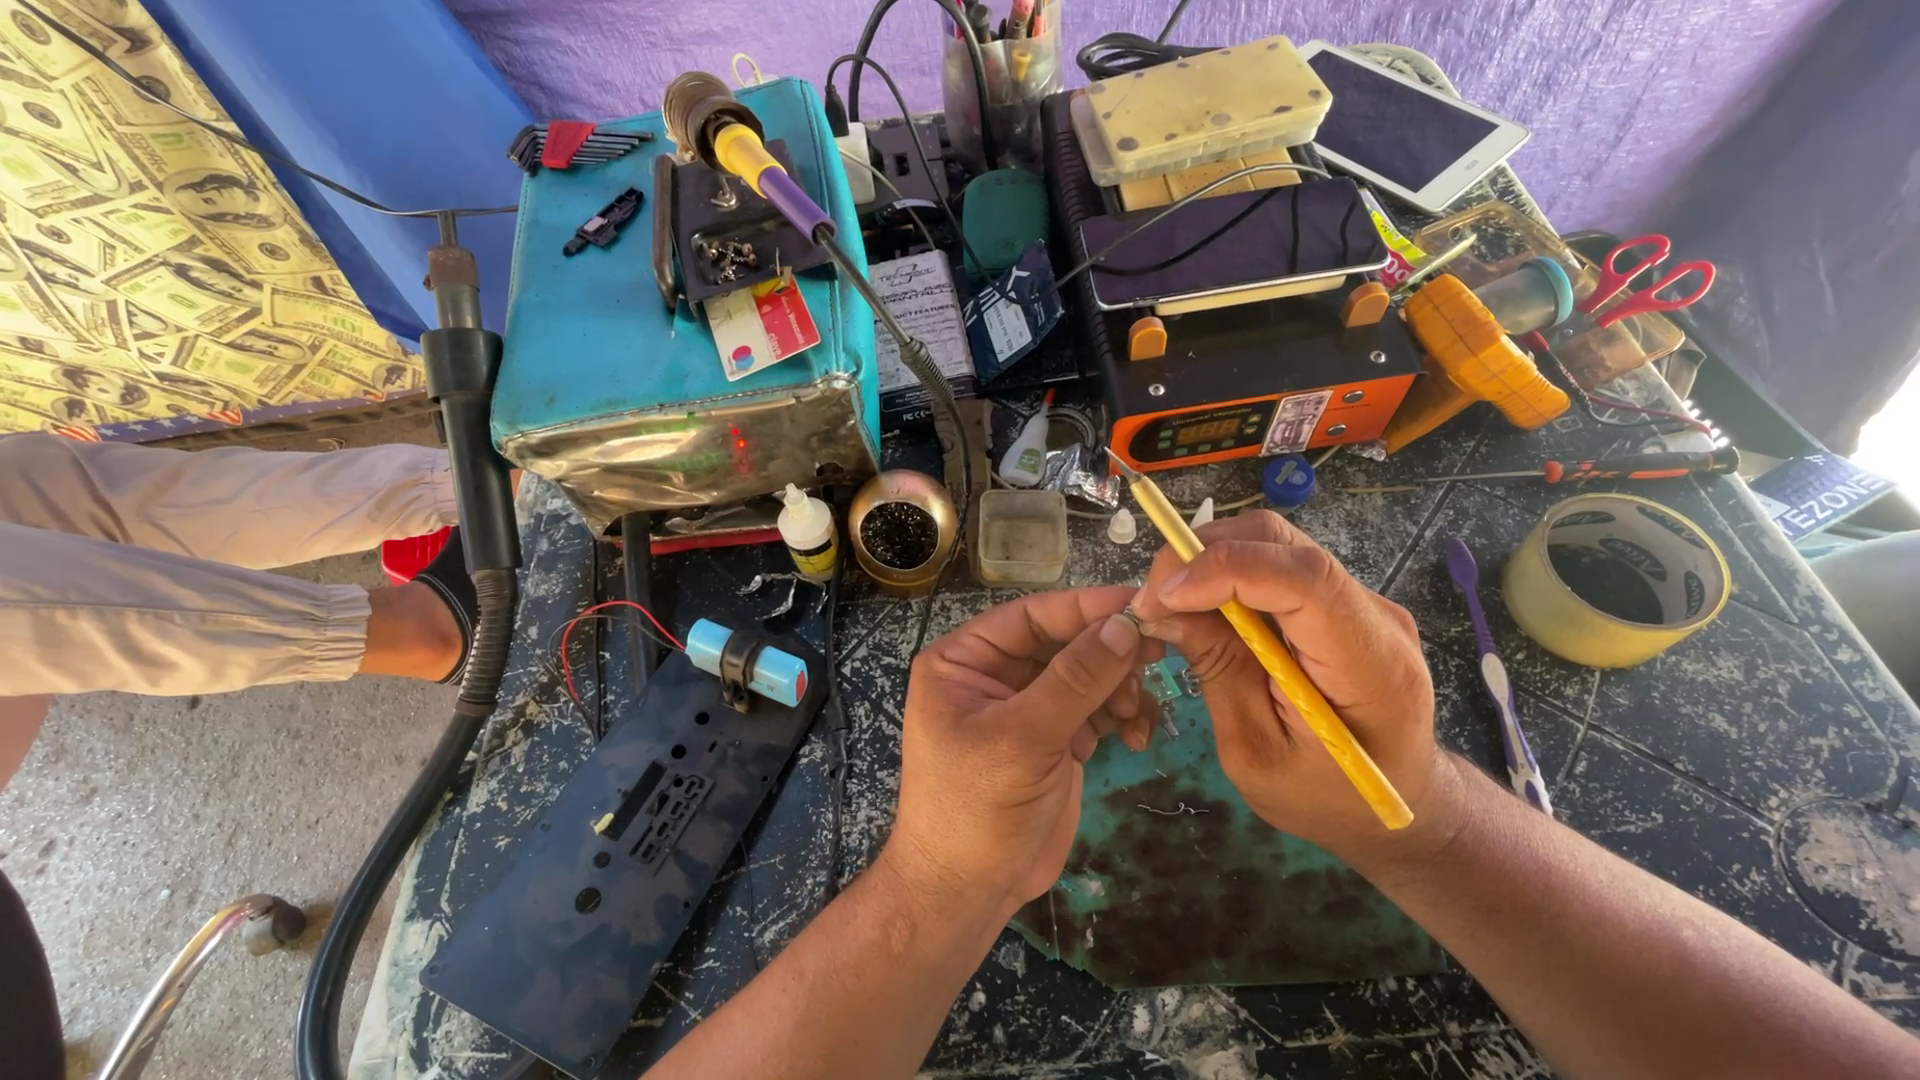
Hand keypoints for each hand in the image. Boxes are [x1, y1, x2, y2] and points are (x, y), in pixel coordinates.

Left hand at [887, 586, 1162, 914]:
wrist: (968, 892)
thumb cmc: (976, 808)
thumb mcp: (1023, 738)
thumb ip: (1075, 679)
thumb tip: (1124, 625)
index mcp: (963, 661)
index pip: (1030, 616)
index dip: (1084, 607)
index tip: (1139, 603)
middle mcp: (993, 676)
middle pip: (1063, 643)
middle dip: (1109, 651)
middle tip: (1159, 653)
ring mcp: (1027, 710)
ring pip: (1086, 675)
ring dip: (1119, 687)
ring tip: (1136, 714)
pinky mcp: (1054, 741)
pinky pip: (1095, 711)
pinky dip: (1120, 716)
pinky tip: (1138, 735)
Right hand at [1128, 511, 1463, 860]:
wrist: (1401, 807)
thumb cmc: (1328, 800)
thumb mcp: (1254, 752)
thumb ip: (1217, 672)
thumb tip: (1164, 608)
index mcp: (1368, 664)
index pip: (1304, 578)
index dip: (1226, 569)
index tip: (1163, 596)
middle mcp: (1373, 614)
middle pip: (1282, 543)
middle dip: (1203, 553)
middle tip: (1152, 596)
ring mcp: (1360, 601)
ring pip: (1275, 544)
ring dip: (1209, 560)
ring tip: (1170, 602)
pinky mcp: (1341, 603)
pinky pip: (1277, 566)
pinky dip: (1227, 574)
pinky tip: (1202, 608)